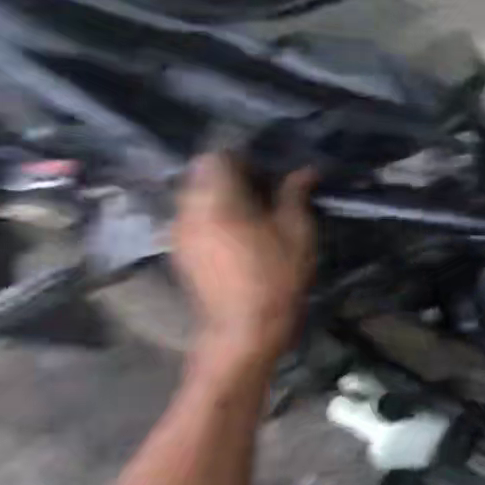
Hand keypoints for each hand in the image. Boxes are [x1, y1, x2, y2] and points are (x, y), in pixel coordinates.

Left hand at [170, 153, 316, 358]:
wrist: (244, 329)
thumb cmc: (275, 278)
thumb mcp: (297, 233)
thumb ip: (295, 195)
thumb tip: (305, 170)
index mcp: (215, 200)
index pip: (215, 156)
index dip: (242, 156)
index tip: (269, 170)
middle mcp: (187, 210)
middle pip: (201, 174)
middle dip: (232, 174)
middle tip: (267, 189)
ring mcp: (179, 232)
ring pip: (195, 195)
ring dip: (222, 195)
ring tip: (256, 212)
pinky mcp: (180, 251)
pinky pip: (194, 217)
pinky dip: (213, 215)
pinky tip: (241, 234)